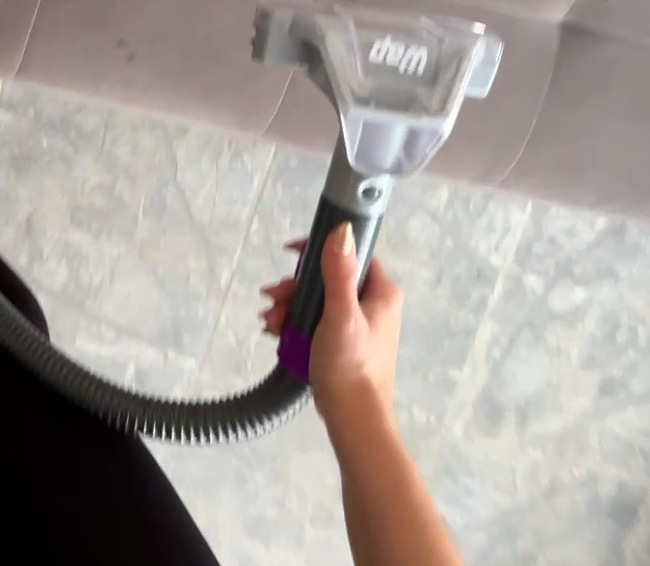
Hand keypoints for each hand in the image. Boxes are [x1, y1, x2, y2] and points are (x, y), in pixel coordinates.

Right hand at [260, 227, 403, 419]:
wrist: (353, 419)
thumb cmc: (350, 365)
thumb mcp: (340, 315)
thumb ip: (338, 272)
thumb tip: (341, 229)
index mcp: (380, 293)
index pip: (350, 253)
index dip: (318, 249)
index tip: (290, 255)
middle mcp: (372, 303)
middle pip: (325, 277)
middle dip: (294, 286)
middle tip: (272, 298)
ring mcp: (357, 323)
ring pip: (315, 298)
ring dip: (288, 305)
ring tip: (269, 321)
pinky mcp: (342, 340)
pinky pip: (313, 318)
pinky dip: (293, 320)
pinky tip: (274, 330)